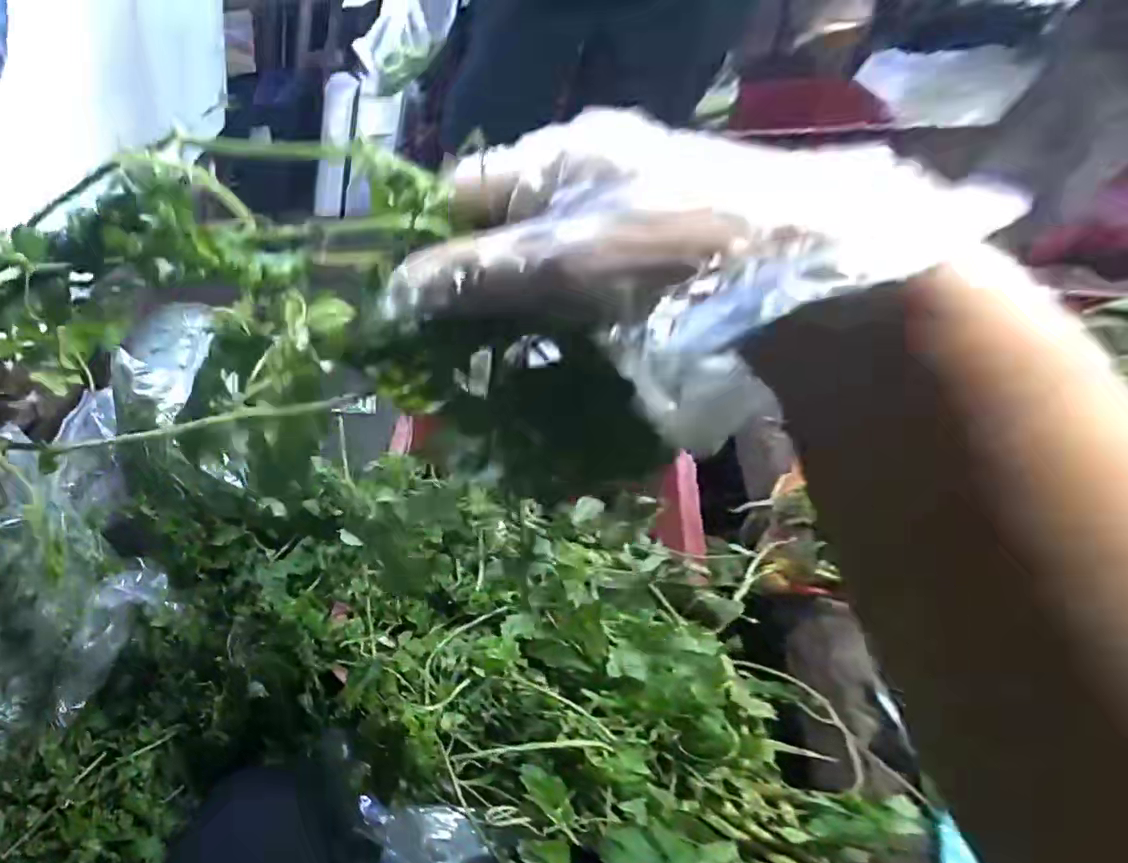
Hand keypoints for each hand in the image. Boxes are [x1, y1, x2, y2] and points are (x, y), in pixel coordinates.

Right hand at [382, 110, 1021, 448]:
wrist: (809, 283)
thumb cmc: (668, 252)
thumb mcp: (554, 260)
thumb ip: (464, 275)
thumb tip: (387, 298)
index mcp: (556, 158)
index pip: (456, 194)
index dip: (418, 244)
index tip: (396, 303)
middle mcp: (578, 186)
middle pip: (485, 239)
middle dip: (449, 296)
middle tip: (423, 349)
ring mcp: (607, 230)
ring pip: (517, 276)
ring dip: (487, 323)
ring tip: (462, 371)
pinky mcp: (629, 274)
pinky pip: (555, 301)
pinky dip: (528, 333)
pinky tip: (516, 367)